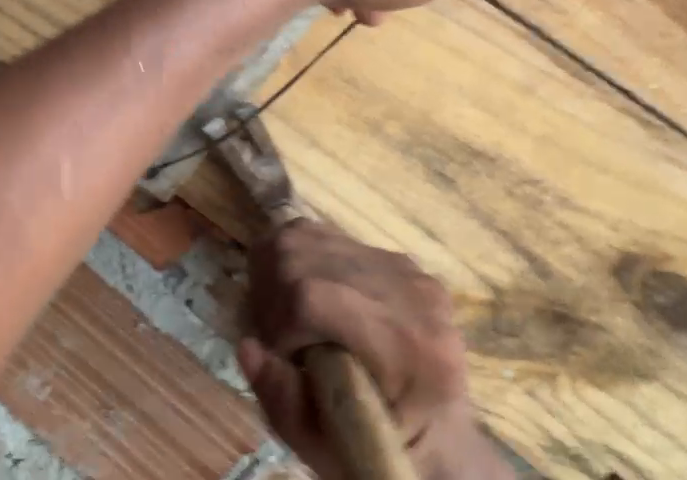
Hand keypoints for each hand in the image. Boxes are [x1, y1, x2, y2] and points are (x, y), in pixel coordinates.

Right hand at [239, 222, 511, 479]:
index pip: (312, 296)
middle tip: (276, 335)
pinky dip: (299, 262)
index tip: (280, 355)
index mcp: (412, 352)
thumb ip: (283, 402)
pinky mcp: (398, 259)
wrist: (439, 440)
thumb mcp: (324, 450)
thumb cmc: (378, 450)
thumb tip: (247, 347)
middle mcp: (416, 296)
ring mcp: (408, 270)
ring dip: (278, 272)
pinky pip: (325, 237)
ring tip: (288, 315)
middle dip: (269, 293)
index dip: (276, 320)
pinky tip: (310, 299)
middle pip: (301, 255)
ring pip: (306, 235)